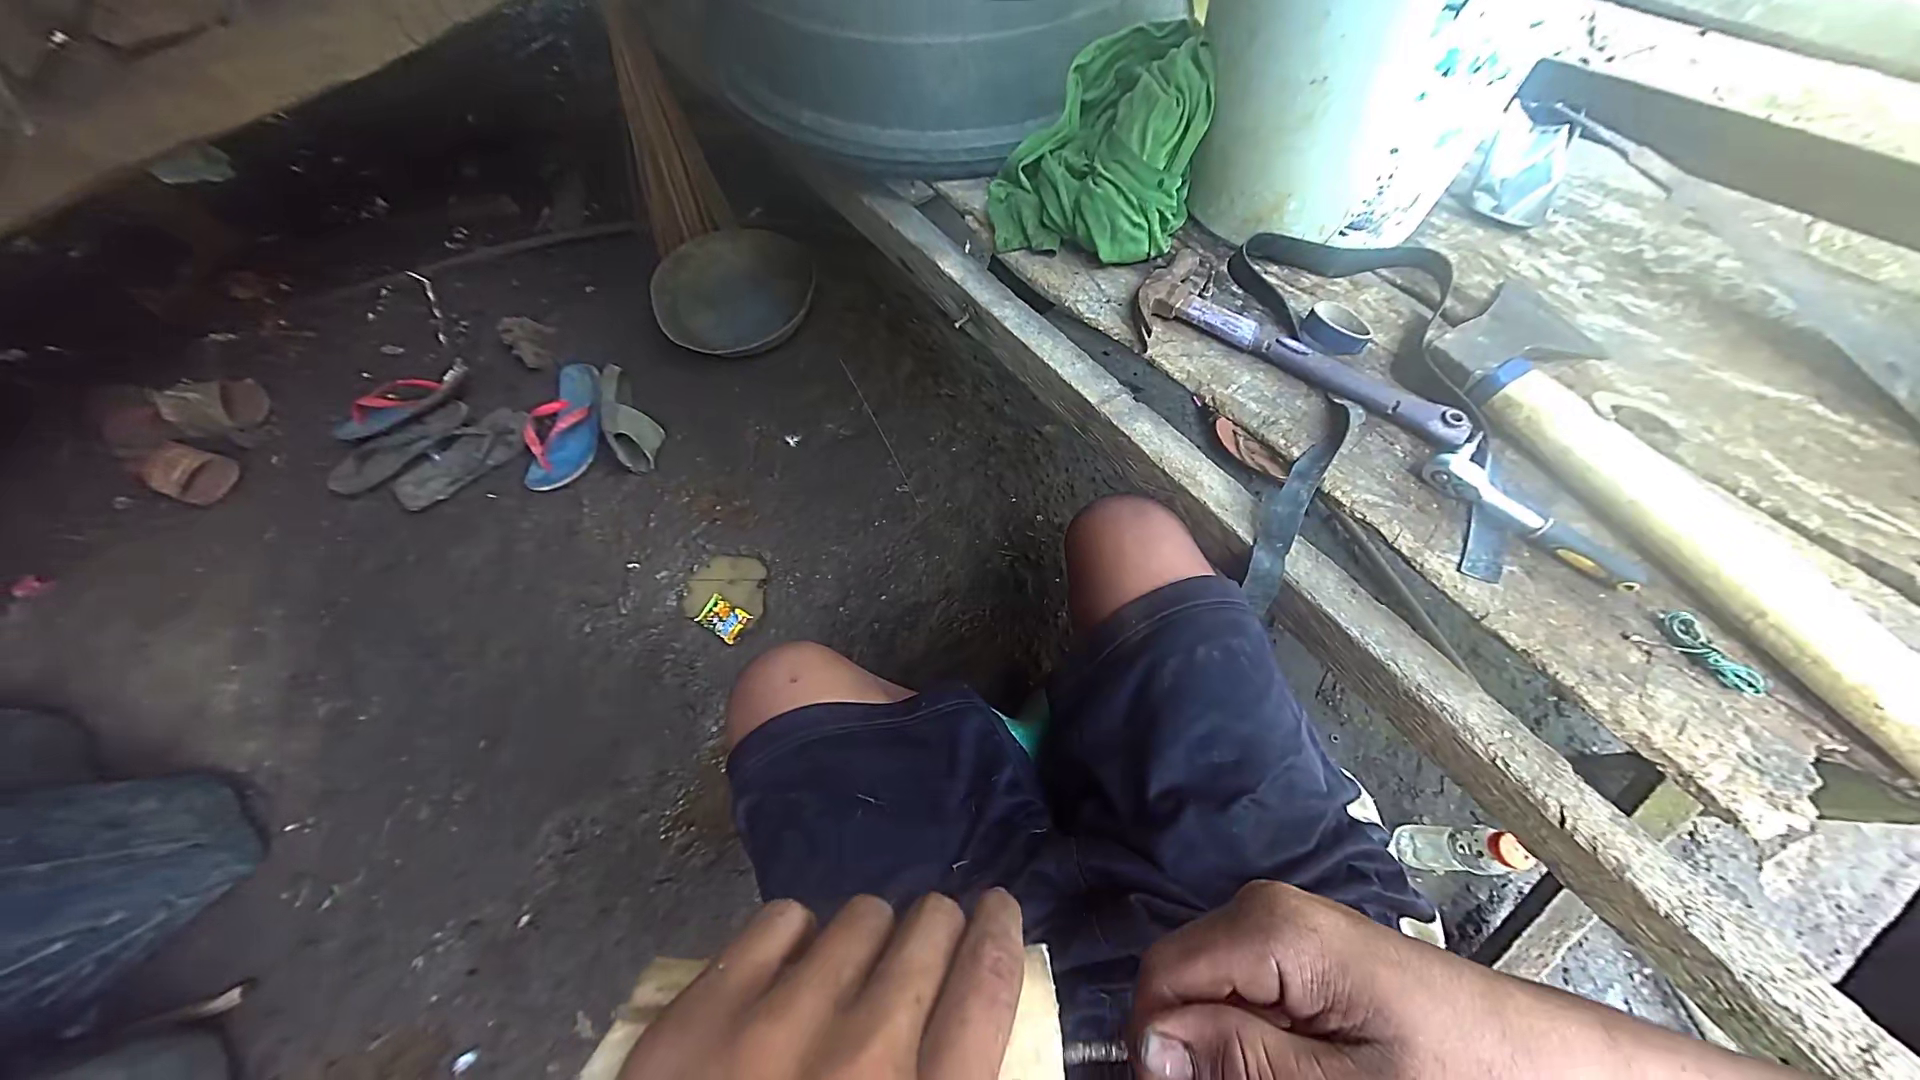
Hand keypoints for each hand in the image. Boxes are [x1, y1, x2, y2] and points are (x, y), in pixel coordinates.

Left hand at [622, 889, 1025, 1079]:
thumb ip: (954, 1079)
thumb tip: (971, 1010)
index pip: (987, 980)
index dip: (999, 930)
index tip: (995, 910)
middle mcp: (861, 1061)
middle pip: (929, 927)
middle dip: (933, 931)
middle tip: (916, 954)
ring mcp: (775, 1029)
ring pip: (862, 915)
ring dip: (867, 941)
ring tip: (847, 977)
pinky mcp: (701, 1015)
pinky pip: (784, 918)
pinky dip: (794, 942)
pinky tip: (785, 979)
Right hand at [1130, 881, 1800, 1079]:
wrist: (1542, 1058)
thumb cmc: (1454, 1074)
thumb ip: (1244, 1058)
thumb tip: (1148, 1046)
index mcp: (1269, 928)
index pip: (1164, 972)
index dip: (1155, 1042)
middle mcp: (1260, 906)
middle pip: (1182, 975)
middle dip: (1193, 1044)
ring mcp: (1277, 918)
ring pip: (1206, 982)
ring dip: (1221, 1042)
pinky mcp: (1293, 939)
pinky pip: (1240, 982)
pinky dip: (1248, 1030)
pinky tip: (1290, 1063)